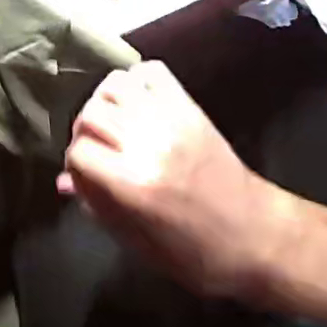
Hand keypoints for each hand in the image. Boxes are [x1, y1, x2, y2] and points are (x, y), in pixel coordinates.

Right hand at [60, 61, 299, 300]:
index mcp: (136, 185)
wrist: (261, 237)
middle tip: (96, 149)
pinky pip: (151, 72)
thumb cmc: (199, 255)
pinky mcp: (189, 108)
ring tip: (113, 122)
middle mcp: (150, 145)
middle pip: (91, 113)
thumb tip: (64, 182)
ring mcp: (171, 120)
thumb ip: (99, 209)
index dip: (74, 163)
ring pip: (115, 85)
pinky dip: (136, 80)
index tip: (83, 175)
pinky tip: (136, 103)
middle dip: (84, 132)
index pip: (80, 151)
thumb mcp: (142, 245)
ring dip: (105, 102)